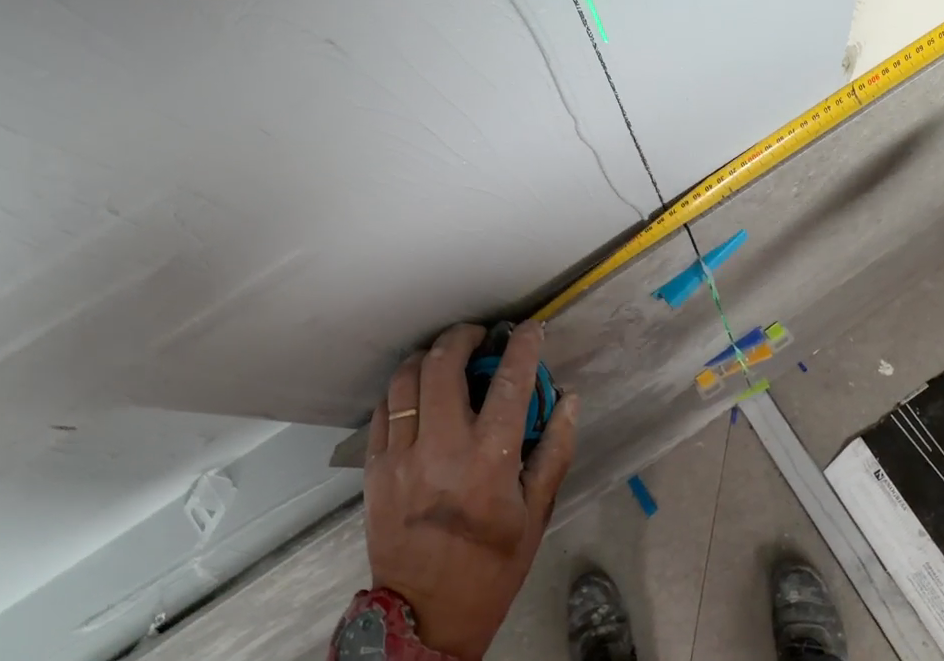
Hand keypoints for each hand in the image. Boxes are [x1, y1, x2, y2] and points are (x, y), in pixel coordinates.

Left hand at [365, 322, 578, 659]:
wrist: (425, 615)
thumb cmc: (491, 565)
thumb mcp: (536, 514)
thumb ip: (555, 451)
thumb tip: (569, 400)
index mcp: (489, 460)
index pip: (509, 381)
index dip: (524, 345)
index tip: (532, 327)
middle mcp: (442, 447)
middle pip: (443, 363)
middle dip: (463, 337)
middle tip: (479, 337)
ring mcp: (401, 456)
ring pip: (406, 379)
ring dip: (428, 357)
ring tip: (445, 358)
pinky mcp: (374, 469)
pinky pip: (383, 410)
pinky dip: (402, 390)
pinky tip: (417, 395)